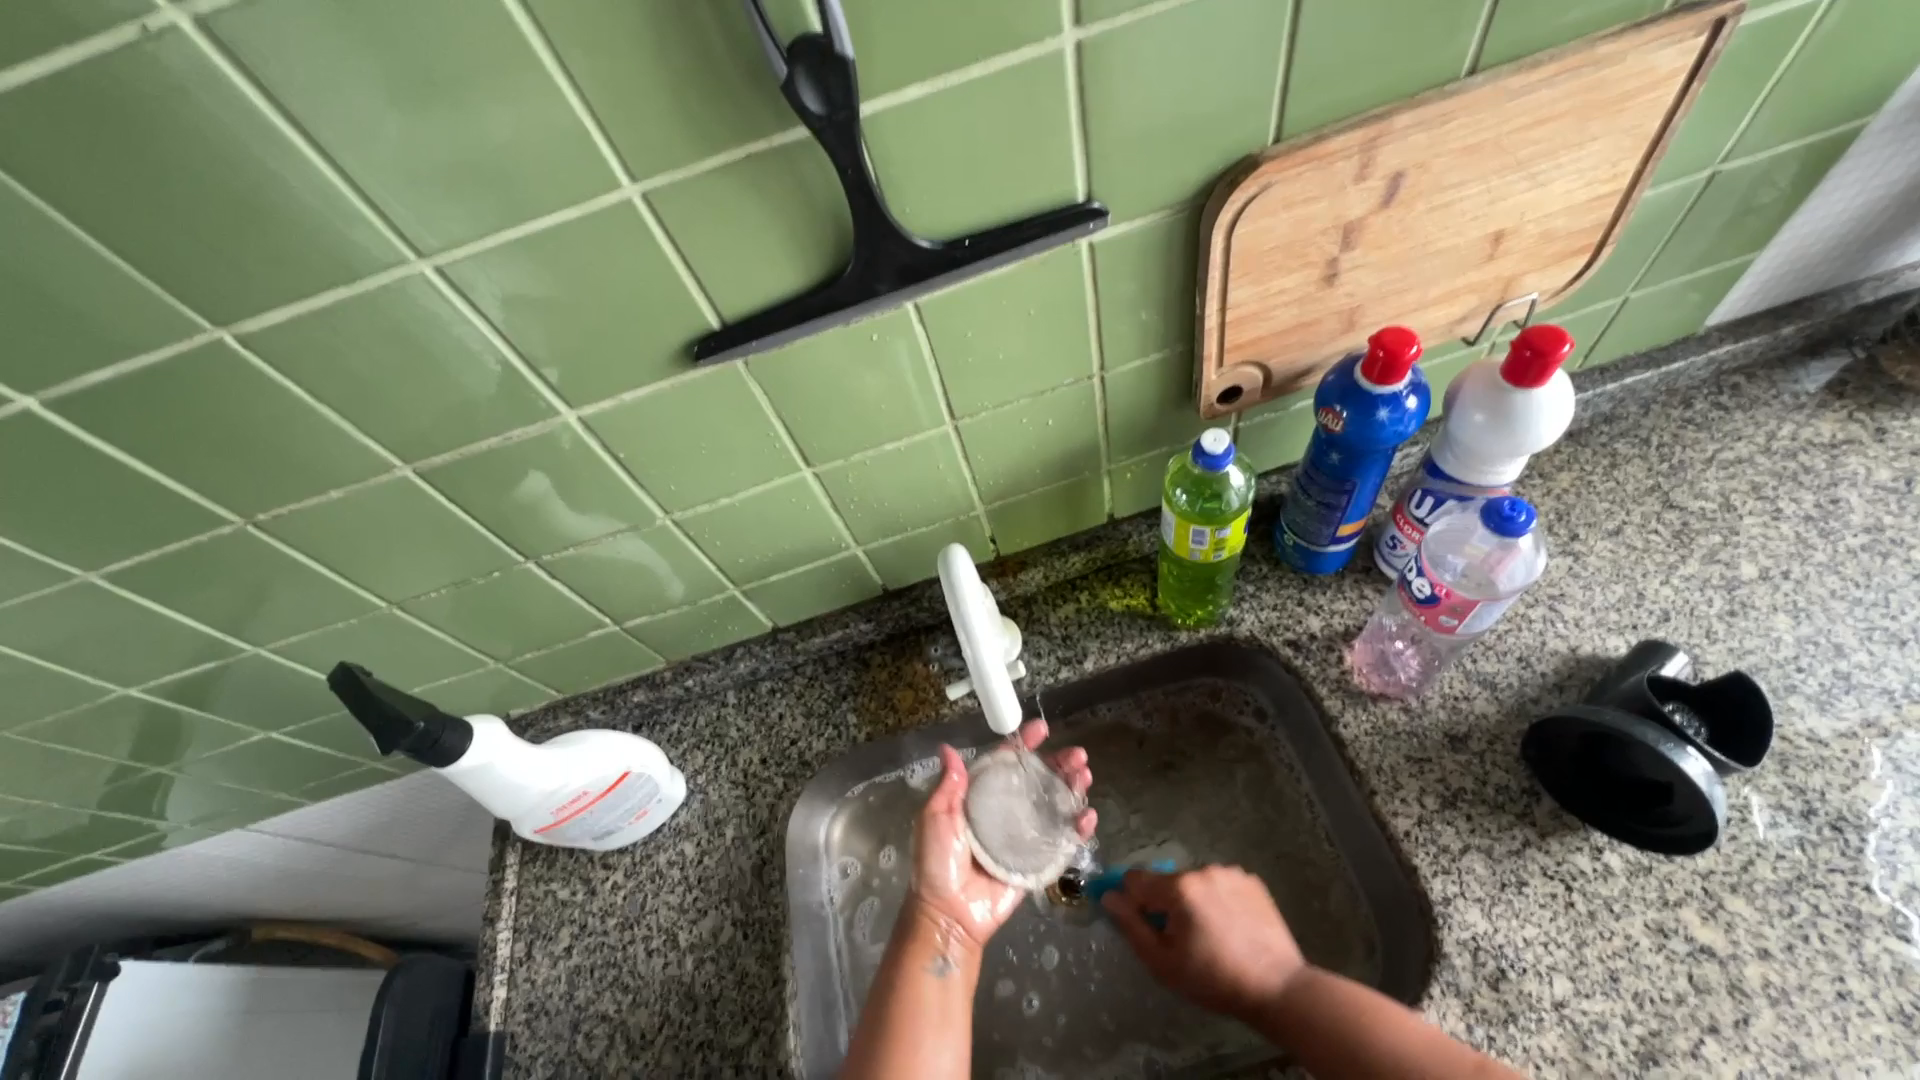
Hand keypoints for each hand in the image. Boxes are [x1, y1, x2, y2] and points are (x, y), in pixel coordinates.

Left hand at [909, 718, 1095, 951]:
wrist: (949, 913)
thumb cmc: (937, 863)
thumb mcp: (935, 818)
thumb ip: (948, 785)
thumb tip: (949, 749)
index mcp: (980, 798)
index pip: (1005, 763)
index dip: (1023, 745)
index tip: (1041, 729)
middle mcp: (1006, 812)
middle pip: (1038, 780)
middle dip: (1059, 764)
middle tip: (1078, 755)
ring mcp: (1025, 836)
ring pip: (1055, 804)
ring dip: (1073, 788)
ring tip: (1084, 776)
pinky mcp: (1038, 861)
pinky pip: (1062, 840)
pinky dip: (1078, 826)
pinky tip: (1087, 815)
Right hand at [1101, 865, 1306, 1023]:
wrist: (1277, 988)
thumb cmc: (1213, 979)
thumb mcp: (1162, 962)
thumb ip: (1130, 926)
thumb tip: (1108, 897)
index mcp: (1178, 887)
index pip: (1135, 879)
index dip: (1132, 901)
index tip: (1144, 925)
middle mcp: (1202, 870)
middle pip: (1166, 881)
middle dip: (1166, 904)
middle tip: (1182, 938)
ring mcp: (1231, 872)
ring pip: (1195, 882)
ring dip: (1193, 900)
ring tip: (1211, 934)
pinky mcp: (1252, 881)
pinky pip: (1221, 883)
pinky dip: (1218, 899)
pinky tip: (1231, 926)